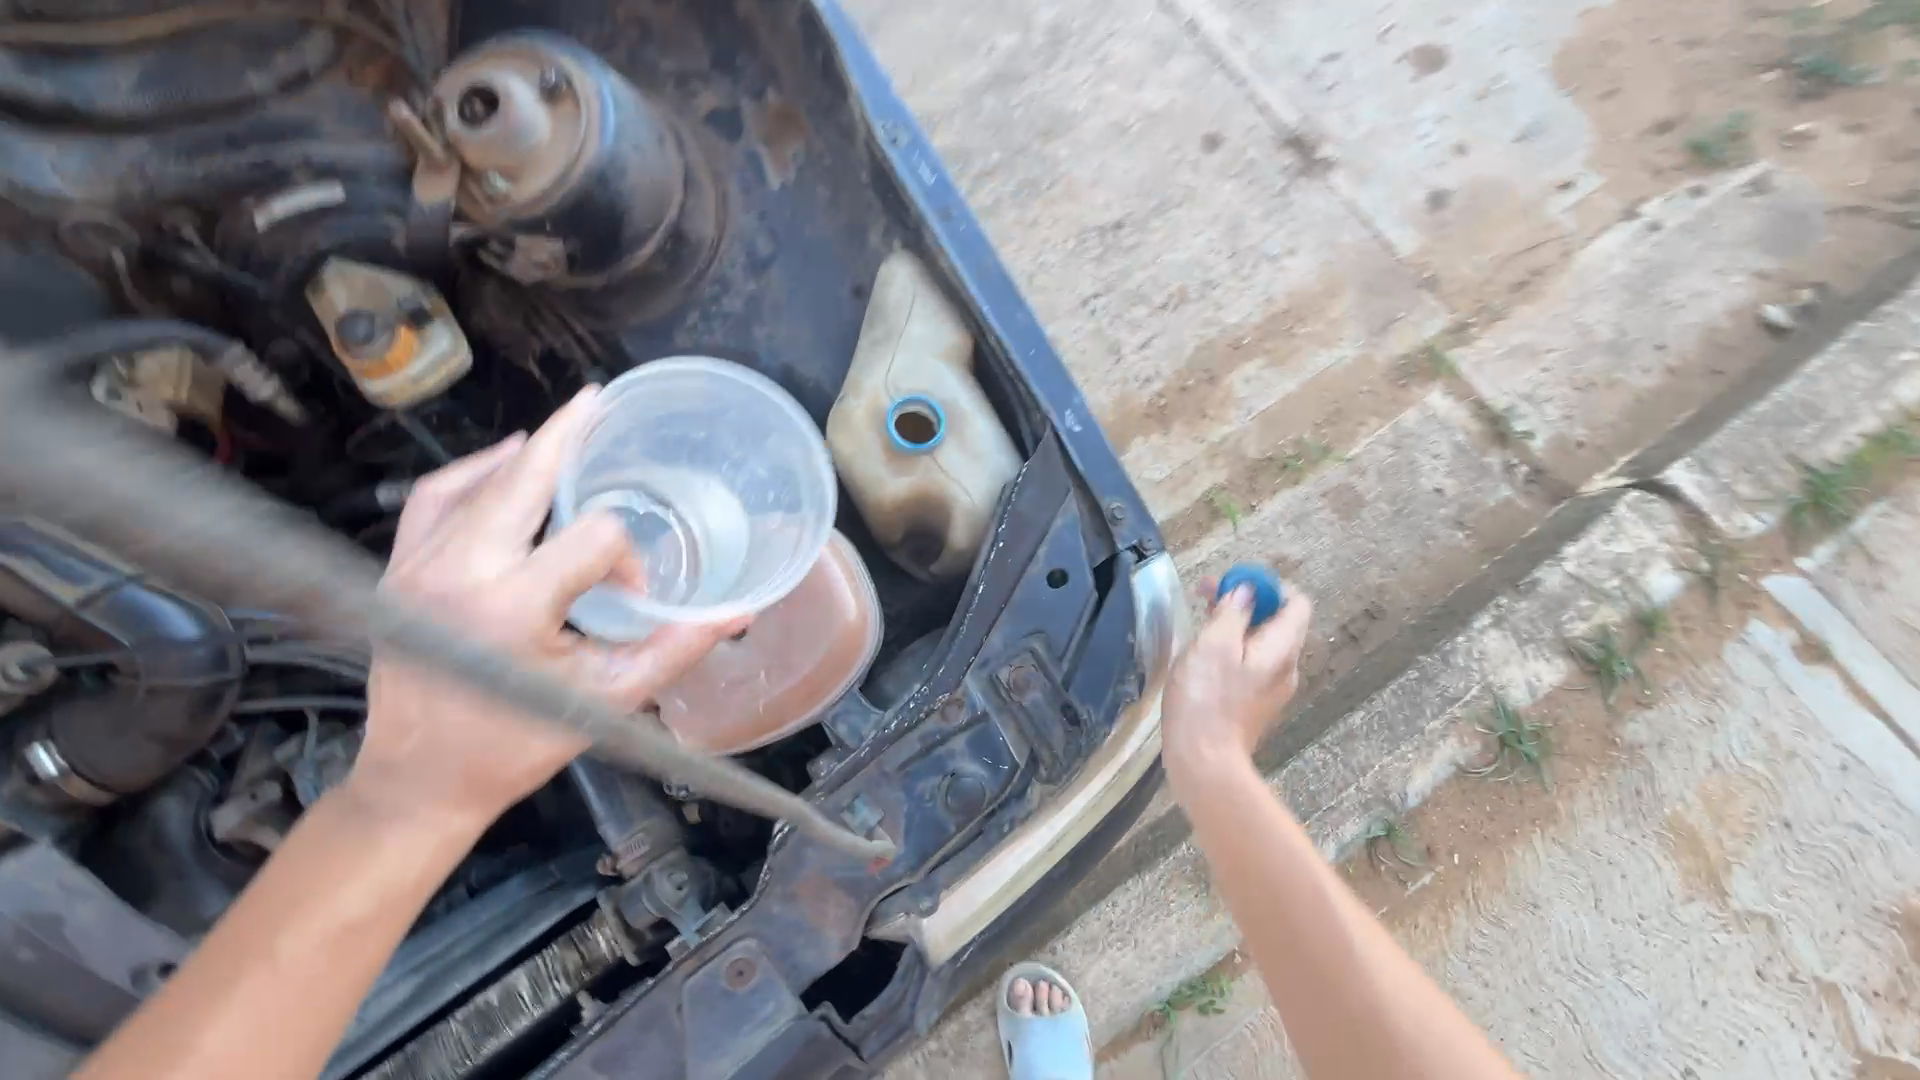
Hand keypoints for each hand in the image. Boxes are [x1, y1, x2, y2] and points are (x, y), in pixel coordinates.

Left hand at [350, 387, 746, 828]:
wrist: (420, 780)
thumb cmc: (518, 744)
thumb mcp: (608, 700)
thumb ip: (675, 649)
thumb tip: (739, 613)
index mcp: (512, 606)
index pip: (591, 539)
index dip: (625, 556)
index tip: (632, 592)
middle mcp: (457, 572)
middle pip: (521, 480)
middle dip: (566, 438)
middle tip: (598, 402)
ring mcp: (416, 566)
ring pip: (474, 482)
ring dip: (524, 454)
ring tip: (565, 430)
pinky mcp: (397, 570)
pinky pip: (433, 499)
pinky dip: (472, 473)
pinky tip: (504, 464)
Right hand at [1160, 583, 1311, 789]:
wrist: (1203, 762)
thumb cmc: (1207, 698)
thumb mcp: (1213, 644)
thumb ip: (1232, 611)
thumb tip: (1247, 590)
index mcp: (1282, 648)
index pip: (1296, 602)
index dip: (1267, 585)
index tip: (1231, 584)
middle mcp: (1285, 667)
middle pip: (1276, 620)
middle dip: (1244, 601)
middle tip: (1203, 595)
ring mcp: (1271, 688)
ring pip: (1260, 642)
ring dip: (1234, 624)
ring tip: (1199, 621)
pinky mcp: (1255, 703)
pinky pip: (1250, 663)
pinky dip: (1231, 649)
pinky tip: (1202, 655)